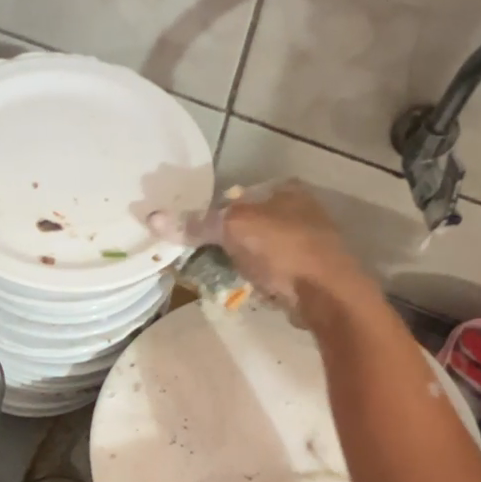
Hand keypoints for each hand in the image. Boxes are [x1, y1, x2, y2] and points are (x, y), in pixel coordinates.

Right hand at [152, 181, 370, 324]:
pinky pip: (273, 273)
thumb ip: (196, 225)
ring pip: (260, 250)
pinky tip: (248, 290)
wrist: (326, 293)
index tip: (197, 236)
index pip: (239, 195)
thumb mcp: (233, 229)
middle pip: (249, 224)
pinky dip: (259, 280)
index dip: (216, 214)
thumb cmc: (282, 249)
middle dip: (226, 242)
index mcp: (285, 188)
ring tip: (221, 278)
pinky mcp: (309, 272)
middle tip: (203, 260)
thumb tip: (154, 218)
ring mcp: (307, 243)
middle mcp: (300, 209)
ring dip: (241, 263)